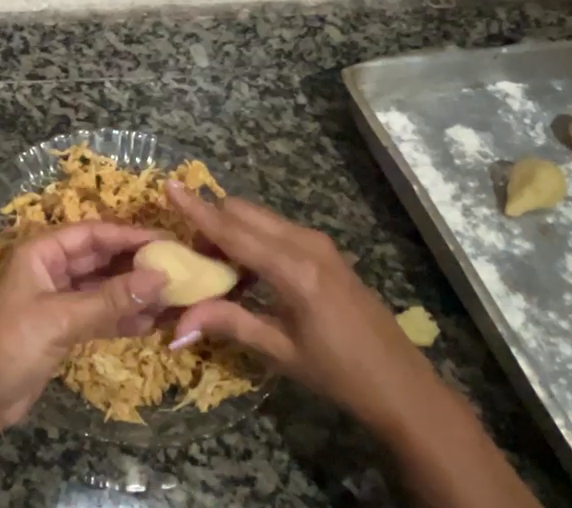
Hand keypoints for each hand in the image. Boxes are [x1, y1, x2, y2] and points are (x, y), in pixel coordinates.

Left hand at [0, 222, 167, 434]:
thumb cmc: (11, 346)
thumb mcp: (62, 319)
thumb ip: (111, 300)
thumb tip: (161, 279)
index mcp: (41, 253)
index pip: (93, 234)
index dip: (130, 236)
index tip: (168, 241)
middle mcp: (51, 269)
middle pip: (101, 258)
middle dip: (137, 264)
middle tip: (180, 269)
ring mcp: (58, 299)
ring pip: (104, 287)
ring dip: (135, 293)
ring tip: (175, 297)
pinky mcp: (65, 327)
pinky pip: (101, 314)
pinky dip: (124, 317)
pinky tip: (153, 323)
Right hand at [165, 182, 447, 433]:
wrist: (403, 386)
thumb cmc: (341, 374)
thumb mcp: (280, 351)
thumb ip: (229, 323)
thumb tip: (176, 325)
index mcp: (294, 270)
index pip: (233, 231)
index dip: (197, 209)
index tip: (168, 186)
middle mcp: (306, 244)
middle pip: (244, 212)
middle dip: (211, 221)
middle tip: (188, 253)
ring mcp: (319, 244)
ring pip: (260, 218)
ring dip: (231, 230)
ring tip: (213, 266)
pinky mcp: (325, 251)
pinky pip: (276, 230)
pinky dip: (252, 238)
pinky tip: (246, 272)